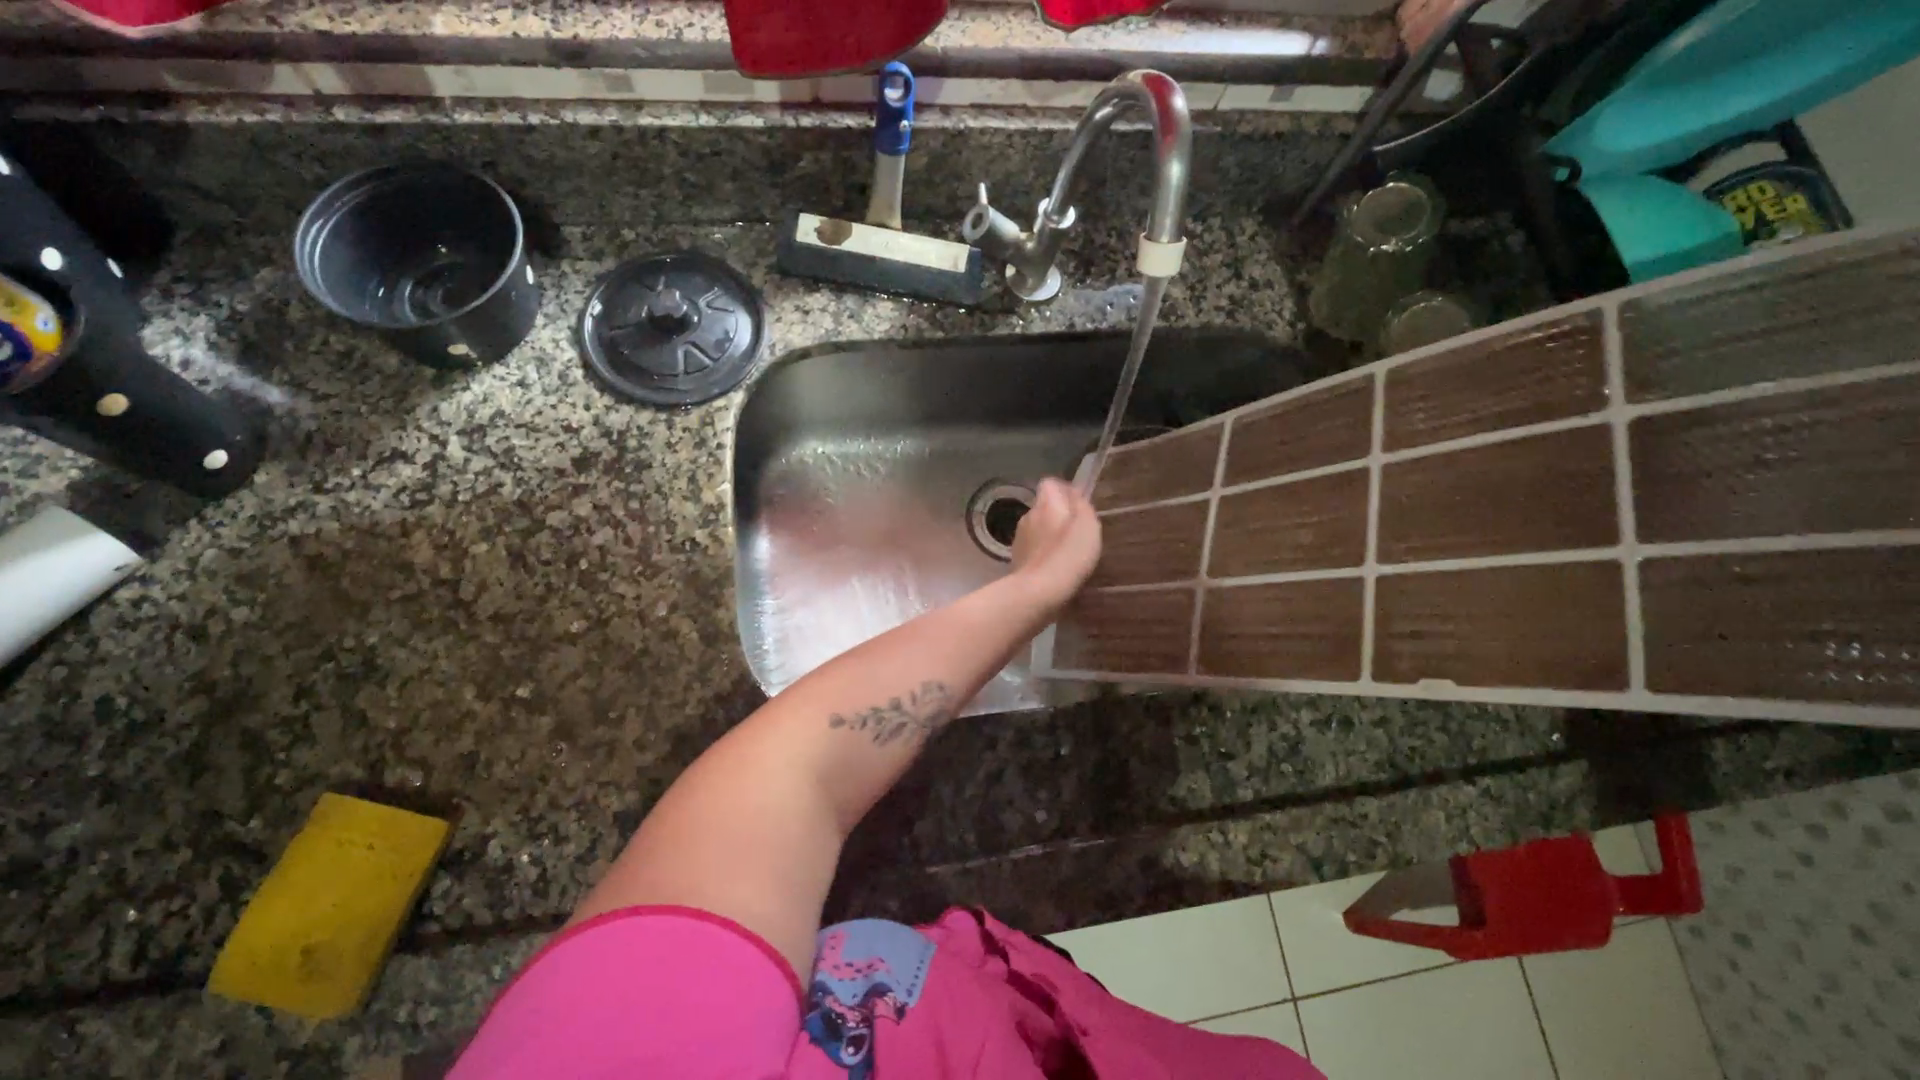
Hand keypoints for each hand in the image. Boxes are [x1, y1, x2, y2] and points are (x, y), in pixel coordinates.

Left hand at [1010, 478, 1101, 609]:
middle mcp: (1028, 515)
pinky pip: (1033, 548)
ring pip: (1037, 528)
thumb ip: (1081, 505)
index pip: (1050, 483)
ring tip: (1067, 550)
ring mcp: (1019, 538)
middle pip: (1044, 506)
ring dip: (1050, 534)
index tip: (1079, 504)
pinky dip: (1043, 552)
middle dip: (1058, 514)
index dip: (1065, 490)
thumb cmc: (1068, 555)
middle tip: (1077, 530)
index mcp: (1045, 503)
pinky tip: (1055, 565)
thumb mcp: (1087, 525)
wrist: (1038, 591)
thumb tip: (1073, 493)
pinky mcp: (1017, 559)